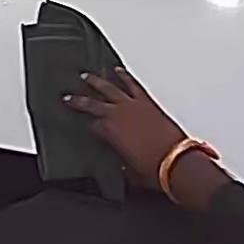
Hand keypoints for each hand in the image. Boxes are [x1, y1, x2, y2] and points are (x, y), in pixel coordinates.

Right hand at [63, 68, 188, 190]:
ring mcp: (131, 104)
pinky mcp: (145, 101)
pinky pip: (132, 84)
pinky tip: (118, 70)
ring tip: (86, 75)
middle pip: (92, 103)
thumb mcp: (130, 173)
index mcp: (109, 131)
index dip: (88, 126)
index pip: (92, 125)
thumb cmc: (153, 170)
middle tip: (68, 95)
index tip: (83, 125)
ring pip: (108, 87)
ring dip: (96, 81)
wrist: (176, 162)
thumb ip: (121, 165)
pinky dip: (124, 76)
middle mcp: (117, 114)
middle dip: (78, 99)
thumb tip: (120, 165)